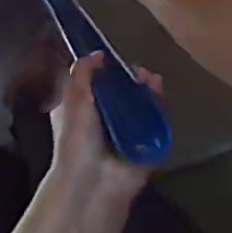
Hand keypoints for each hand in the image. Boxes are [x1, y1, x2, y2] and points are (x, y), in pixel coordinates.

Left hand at [48, 52, 157, 202]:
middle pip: (122, 94)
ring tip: (150, 78)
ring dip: (146, 89)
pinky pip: (157, 121)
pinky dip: (159, 106)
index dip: (105, 72)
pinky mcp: (147, 144)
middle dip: (130, 79)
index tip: (114, 59)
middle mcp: (105, 121)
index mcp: (82, 111)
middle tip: (137, 69)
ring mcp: (128, 132)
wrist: (94, 178)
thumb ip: (82, 73)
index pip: (96, 86)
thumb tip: (97, 54)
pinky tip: (158, 91)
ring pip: (141, 105)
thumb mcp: (72, 98)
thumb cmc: (76, 136)